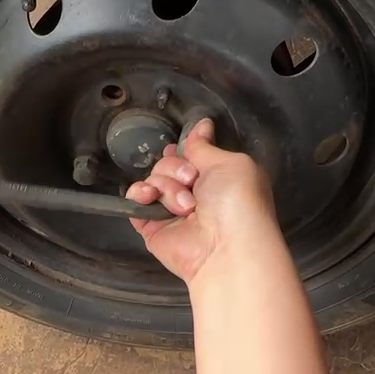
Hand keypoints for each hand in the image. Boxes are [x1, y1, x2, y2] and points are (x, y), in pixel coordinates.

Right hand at [125, 119, 280, 283]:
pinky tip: (151, 197)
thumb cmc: (238, 204)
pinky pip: (135, 200)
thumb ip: (206, 146)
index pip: (189, 154)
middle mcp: (193, 193)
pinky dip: (140, 194)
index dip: (185, 148)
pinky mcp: (151, 226)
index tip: (186, 149)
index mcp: (216, 177)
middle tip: (192, 182)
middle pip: (167, 163)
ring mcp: (171, 210)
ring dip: (167, 186)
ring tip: (186, 206)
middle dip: (177, 168)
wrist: (225, 246)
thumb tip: (201, 126)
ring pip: (153, 179)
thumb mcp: (230, 162)